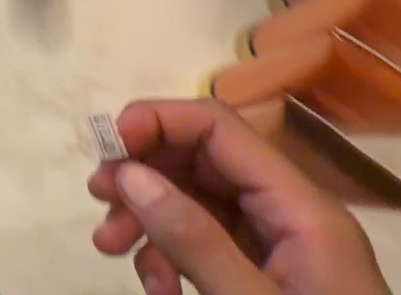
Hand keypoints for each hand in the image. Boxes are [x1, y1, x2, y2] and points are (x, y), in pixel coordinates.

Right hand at [86, 99, 391, 294]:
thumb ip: (194, 241)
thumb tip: (129, 172)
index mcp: (302, 209)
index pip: (217, 127)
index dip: (156, 121)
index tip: (107, 147)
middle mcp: (288, 214)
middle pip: (198, 159)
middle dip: (140, 173)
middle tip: (98, 198)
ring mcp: (276, 246)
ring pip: (191, 198)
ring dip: (144, 216)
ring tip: (111, 247)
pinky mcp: (263, 274)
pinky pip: (201, 239)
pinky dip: (165, 253)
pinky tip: (157, 287)